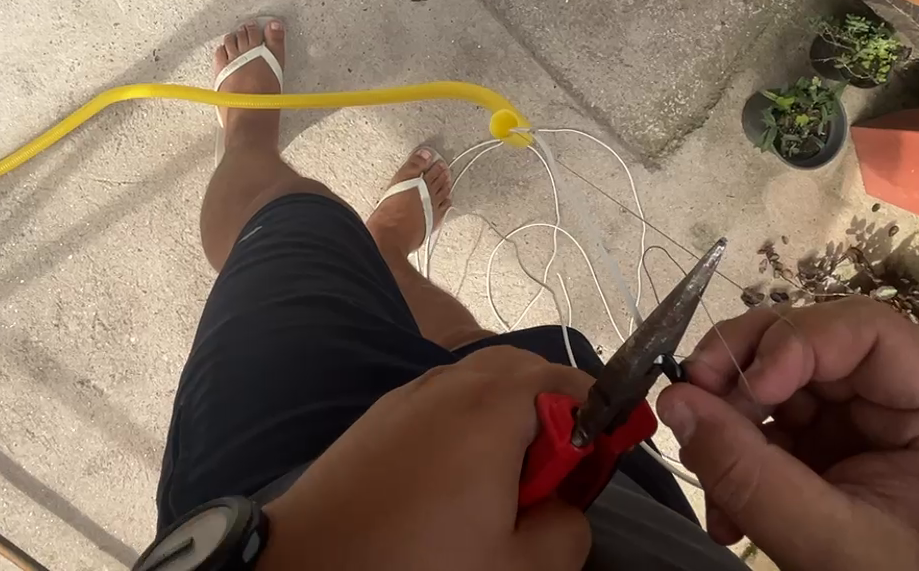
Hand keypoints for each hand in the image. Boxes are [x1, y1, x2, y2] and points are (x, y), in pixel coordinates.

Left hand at [260, 346, 593, 570]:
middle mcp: (452, 382)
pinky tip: (460, 473)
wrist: (309, 566)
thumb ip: (566, 530)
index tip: (610, 448)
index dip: (597, 411)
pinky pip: (444, 395)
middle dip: (553, 405)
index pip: (563, 381)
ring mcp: (412, 392)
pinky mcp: (382, 412)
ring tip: (511, 475)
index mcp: (493, 407)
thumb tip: (568, 504)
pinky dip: (469, 417)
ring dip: (510, 410)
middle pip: (521, 367)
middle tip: (560, 466)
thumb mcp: (515, 569)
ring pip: (480, 378)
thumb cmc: (419, 566)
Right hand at [656, 296, 918, 570]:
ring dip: (730, 422)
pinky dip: (739, 459)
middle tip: (692, 406)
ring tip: (708, 477)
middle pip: (812, 347)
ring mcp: (870, 431)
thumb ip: (751, 475)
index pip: (866, 330)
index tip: (747, 390)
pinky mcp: (838, 459)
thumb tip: (672, 398)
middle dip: (743, 375)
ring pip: (781, 385)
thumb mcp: (838, 551)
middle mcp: (908, 405)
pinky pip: (774, 429)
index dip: (796, 341)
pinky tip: (725, 511)